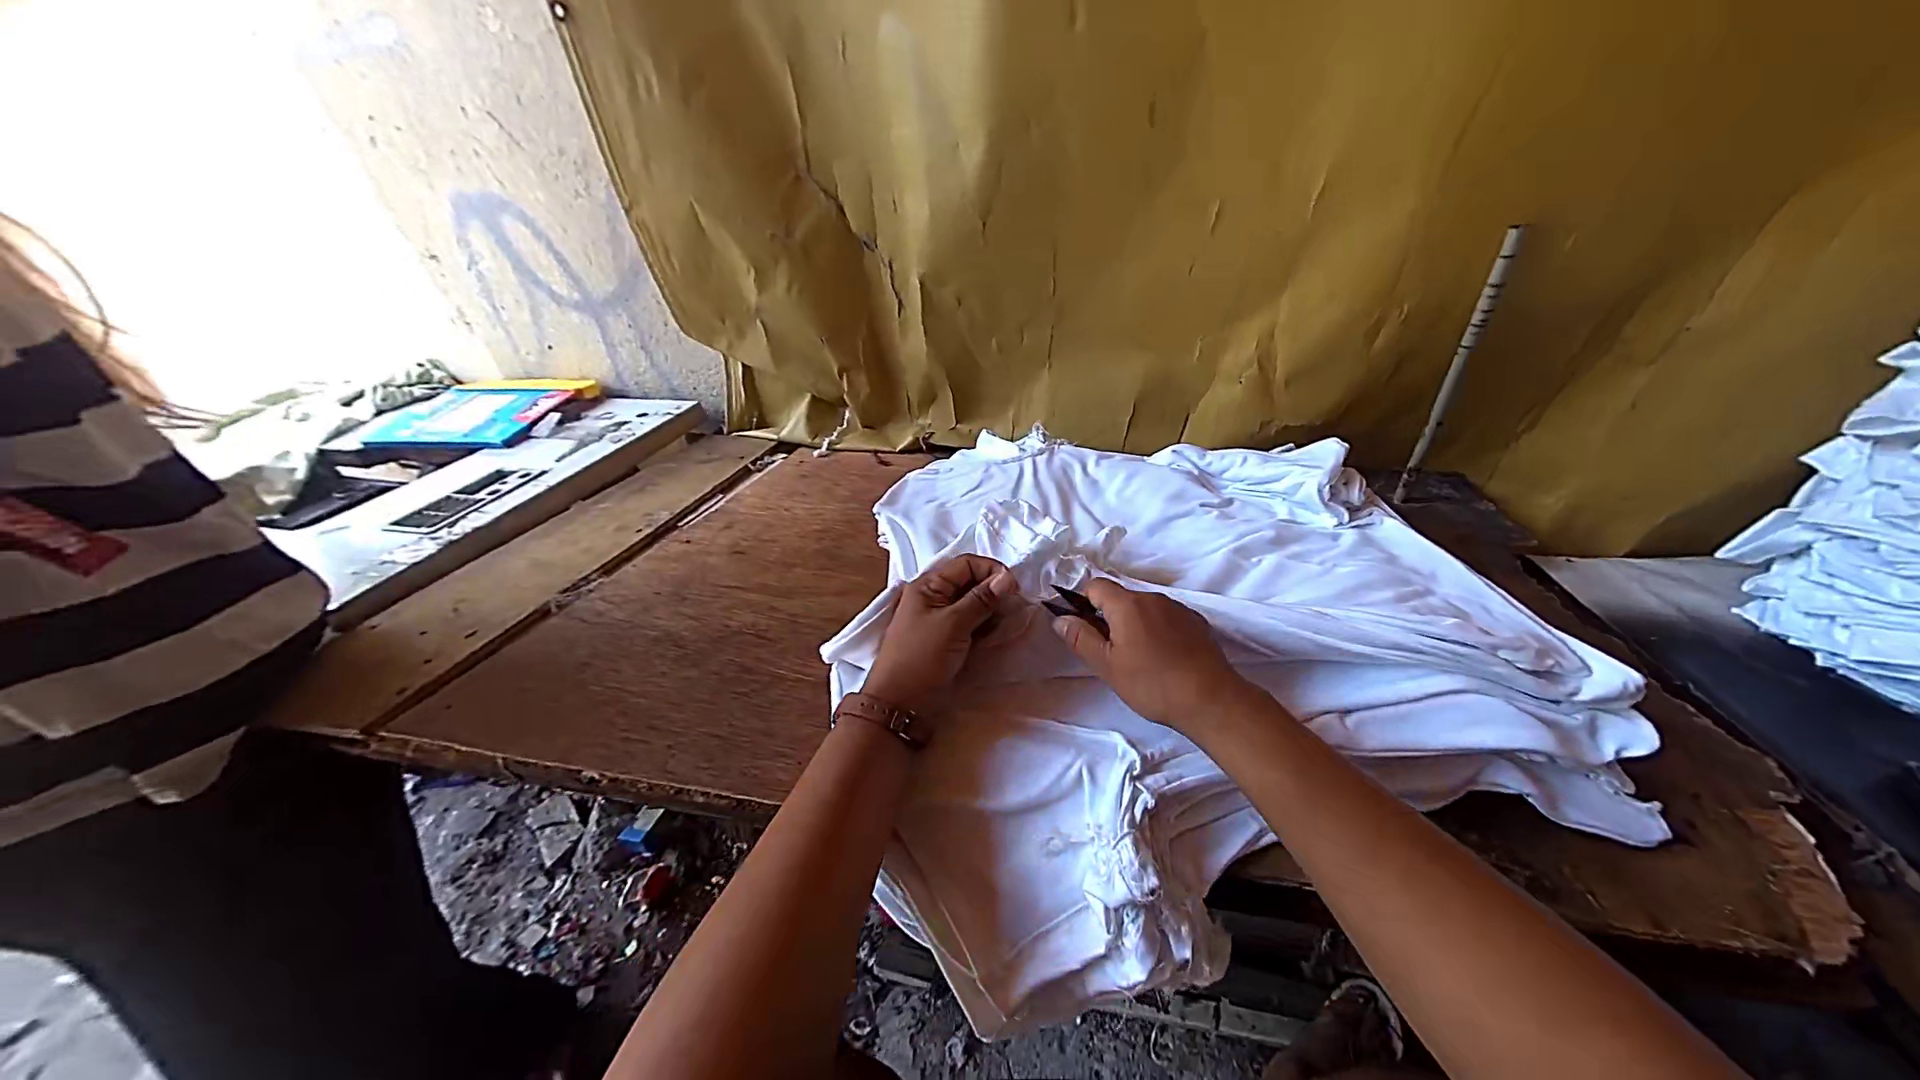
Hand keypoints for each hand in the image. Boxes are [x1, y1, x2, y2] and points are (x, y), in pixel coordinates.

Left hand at [862, 555, 1016, 710]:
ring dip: (993, 611)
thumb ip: (981, 599)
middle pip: (972, 583)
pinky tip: (999, 635)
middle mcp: (935, 598)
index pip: (967, 564)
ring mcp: (941, 620)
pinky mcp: (948, 640)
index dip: (992, 571)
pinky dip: (986, 627)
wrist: (900, 703)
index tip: (1015, 589)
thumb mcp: (953, 624)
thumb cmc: (922, 658)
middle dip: (995, 592)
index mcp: (929, 586)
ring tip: (1009, 624)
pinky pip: (972, 625)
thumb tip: (1007, 578)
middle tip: (1015, 608)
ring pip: (975, 605)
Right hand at [1051, 578, 1264, 733]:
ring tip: (1138, 659)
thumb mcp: (1107, 665)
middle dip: (1109, 618)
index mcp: (1127, 604)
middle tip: (1109, 653)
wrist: (1211, 700)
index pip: (1095, 586)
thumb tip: (1061, 618)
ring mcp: (1178, 609)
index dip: (1082, 603)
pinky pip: (1166, 618)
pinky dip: (1157, 631)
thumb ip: (1080, 638)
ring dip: (1134, 625)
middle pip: (1120, 598)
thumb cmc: (1152, 684)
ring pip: (1144, 609)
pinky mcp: (1197, 623)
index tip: (1082, 629)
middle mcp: (1153, 598)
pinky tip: (1162, 659)